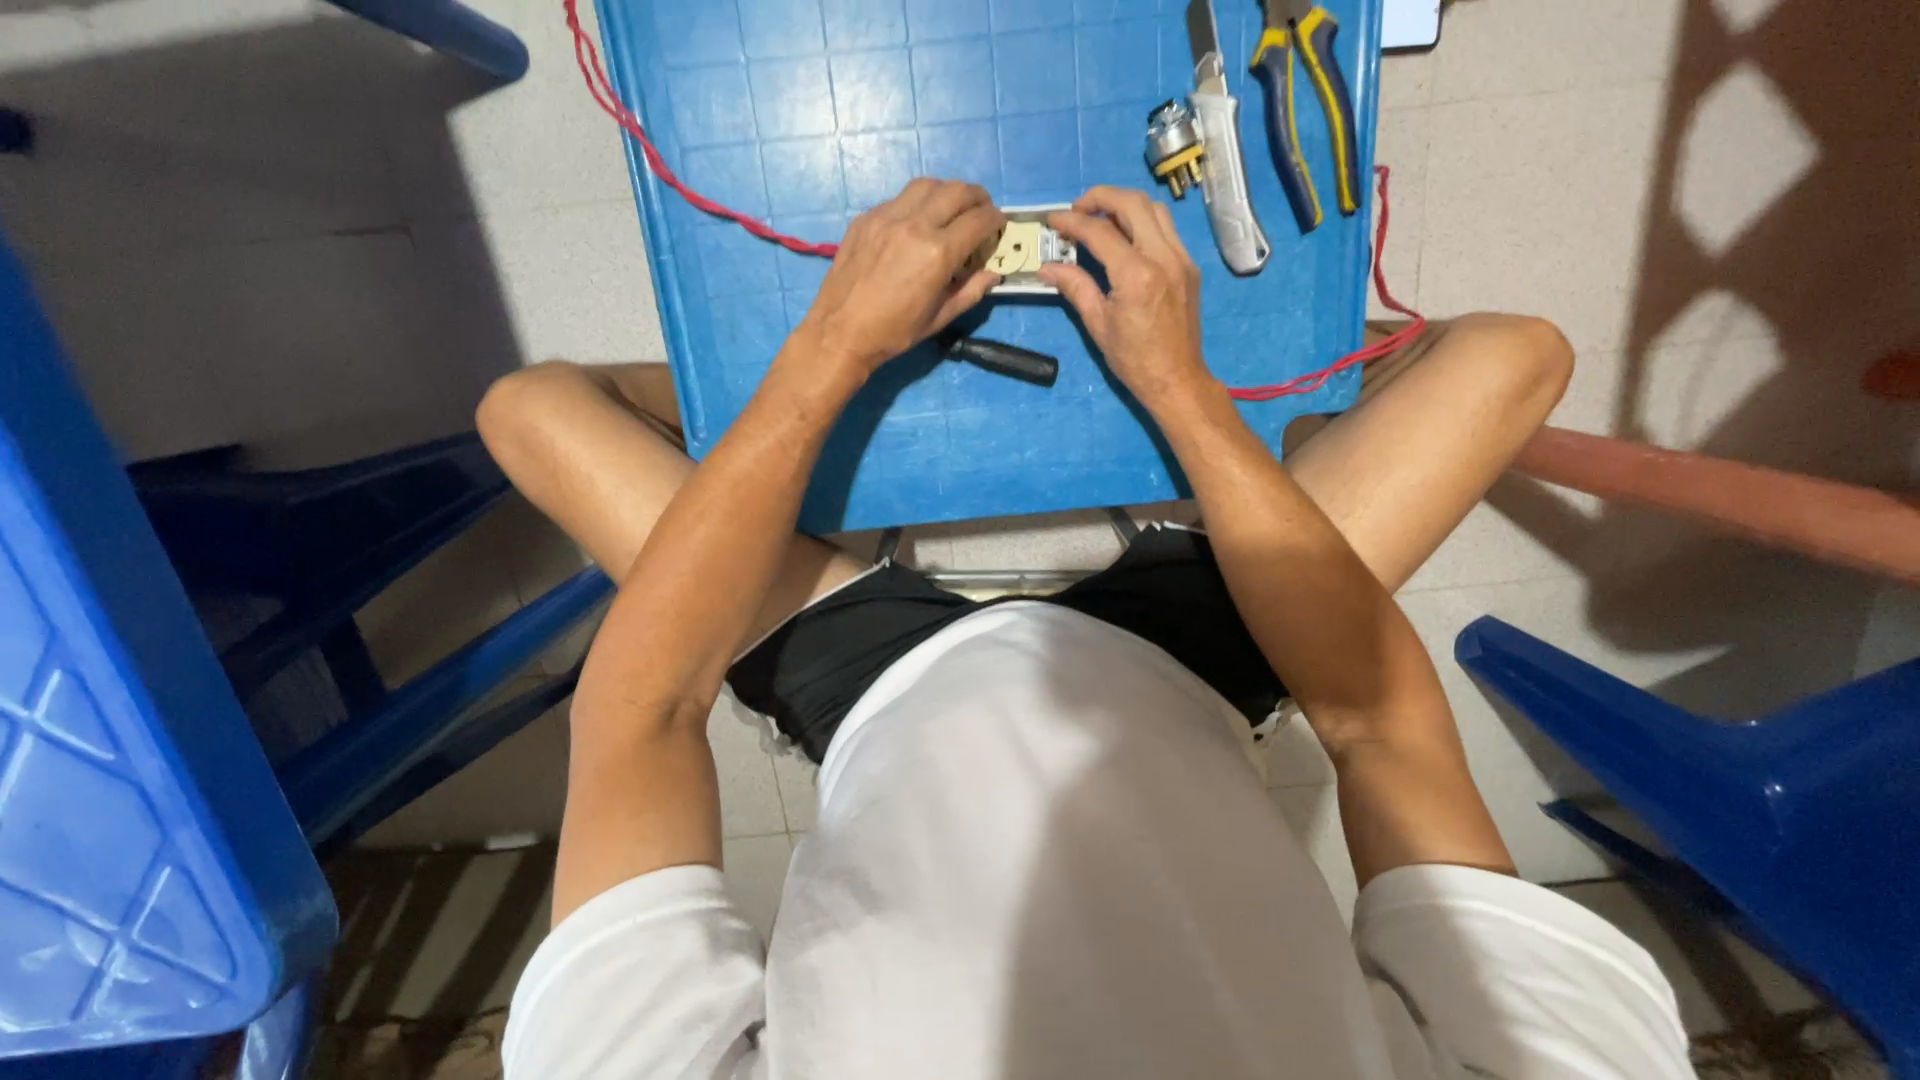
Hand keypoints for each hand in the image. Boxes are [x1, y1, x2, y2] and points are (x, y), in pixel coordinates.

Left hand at [792, 178, 1005, 384]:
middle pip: (956, 191)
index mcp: (937, 253)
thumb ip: (971, 290)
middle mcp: (914, 226)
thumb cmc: (894, 331)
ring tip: (950, 208)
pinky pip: (898, 199)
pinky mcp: (866, 218)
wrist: (841, 331)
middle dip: (977, 197)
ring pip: (926, 185)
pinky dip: (916, 204)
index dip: (996, 219)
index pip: (979, 220)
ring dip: (946, 191)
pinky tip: (915, 223)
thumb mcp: (940, 317)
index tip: (999, 224)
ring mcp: (886, 218)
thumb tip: (992, 273)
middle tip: (981, 209)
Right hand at [1040, 187, 1211, 408]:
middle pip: (1132, 203)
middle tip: (1078, 210)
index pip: (1100, 231)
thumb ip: (1075, 287)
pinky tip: (1126, 237)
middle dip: (1101, 197)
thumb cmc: (1133, 359)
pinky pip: (1166, 229)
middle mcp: (1163, 257)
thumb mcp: (1098, 324)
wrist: (1176, 378)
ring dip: (1125, 204)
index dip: (1072, 221)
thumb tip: (1047, 267)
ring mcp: (1181, 258)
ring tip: (1101, 218)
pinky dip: (1143, 221)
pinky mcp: (1189, 266)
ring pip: (1155, 209)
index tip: (1053, 220)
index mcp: (1136, 274)